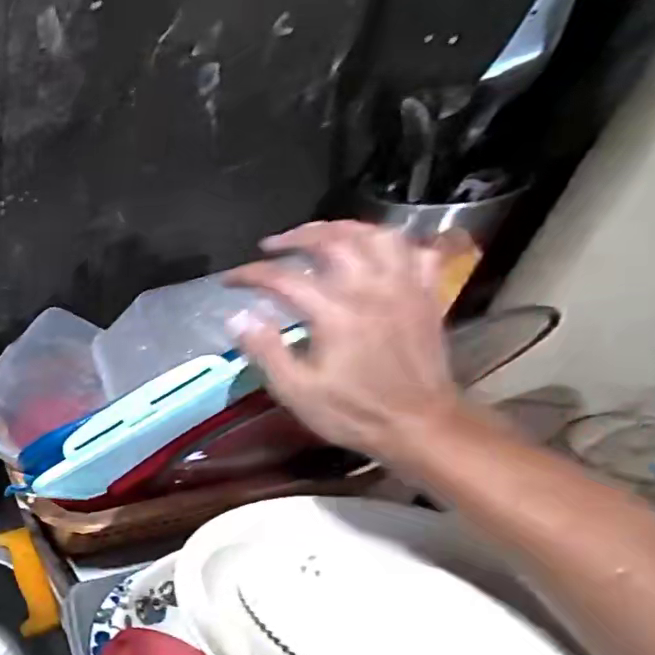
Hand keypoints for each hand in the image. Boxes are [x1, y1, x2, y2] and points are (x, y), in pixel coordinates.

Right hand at [227, 220, 465, 462]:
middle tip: (270, 247)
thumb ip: (265, 350)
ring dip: (344, 229)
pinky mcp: (426, 297)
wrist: (419, 425)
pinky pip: (416, 253)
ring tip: (319, 237)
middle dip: (296, 238)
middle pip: (334, 241)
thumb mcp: (294, 390)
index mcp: (335, 314)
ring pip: (377, 236)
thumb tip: (236, 317)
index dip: (250, 274)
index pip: (284, 278)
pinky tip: (374, 252)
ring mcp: (405, 289)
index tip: (228, 281)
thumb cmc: (350, 412)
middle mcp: (372, 290)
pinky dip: (393, 244)